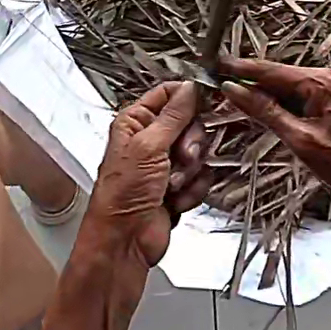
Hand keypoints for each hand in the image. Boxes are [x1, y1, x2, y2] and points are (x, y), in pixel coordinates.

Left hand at [87, 81, 210, 267]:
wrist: (124, 241)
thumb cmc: (122, 194)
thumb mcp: (149, 146)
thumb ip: (174, 115)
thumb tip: (191, 88)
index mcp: (136, 121)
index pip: (168, 94)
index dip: (189, 96)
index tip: (207, 100)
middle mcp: (150, 139)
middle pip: (190, 123)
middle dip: (191, 144)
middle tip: (181, 156)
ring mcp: (165, 163)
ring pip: (199, 153)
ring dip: (190, 171)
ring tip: (171, 184)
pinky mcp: (178, 187)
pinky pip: (201, 178)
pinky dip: (192, 190)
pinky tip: (174, 200)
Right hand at [218, 56, 330, 221]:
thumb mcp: (300, 140)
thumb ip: (265, 112)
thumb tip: (232, 89)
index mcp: (318, 82)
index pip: (268, 70)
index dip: (238, 68)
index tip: (212, 64)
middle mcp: (324, 78)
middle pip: (275, 75)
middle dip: (246, 80)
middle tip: (215, 82)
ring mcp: (329, 90)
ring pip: (284, 87)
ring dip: (260, 93)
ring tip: (229, 96)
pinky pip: (296, 97)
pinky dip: (276, 103)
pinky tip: (259, 110)